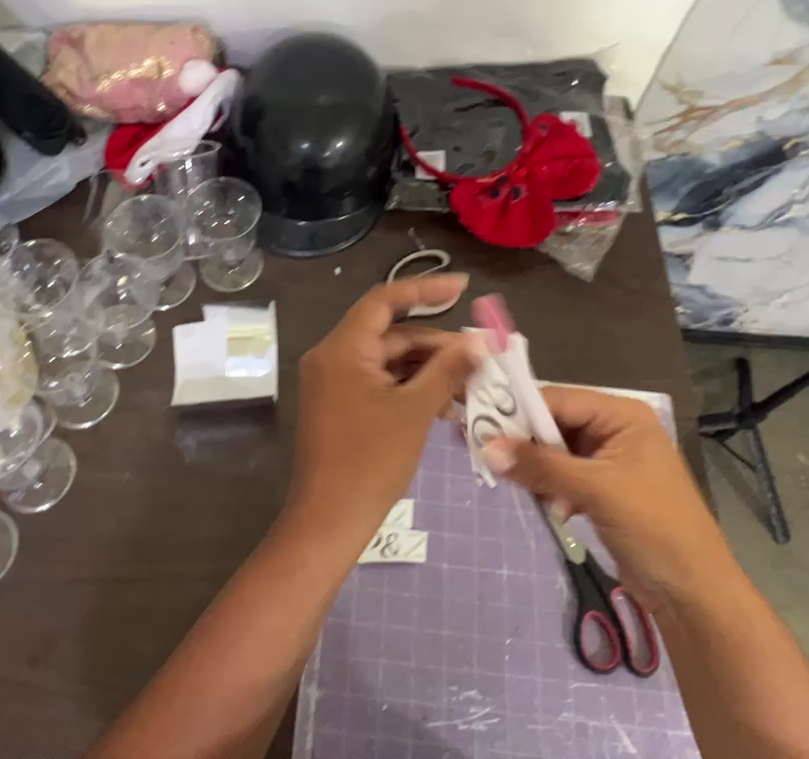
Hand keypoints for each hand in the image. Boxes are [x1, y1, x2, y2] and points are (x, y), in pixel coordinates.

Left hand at [284, 274, 486, 538]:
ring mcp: (334, 383)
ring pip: (388, 360)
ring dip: (427, 368)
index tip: (463, 288)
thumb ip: (447, 369)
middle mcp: (332, 357)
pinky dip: (410, 387)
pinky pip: (380, 382)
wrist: (329, 520)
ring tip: (471, 382)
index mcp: (342, 349)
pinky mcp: (341, 405)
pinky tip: (446, 403)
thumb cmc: (370, 462)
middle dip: (436, 343)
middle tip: (480, 355)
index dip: (425, 290)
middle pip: (390, 334)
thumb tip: (479, 341)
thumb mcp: (415, 411)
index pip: (384, 301)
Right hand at [484, 386, 724, 596]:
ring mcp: (610, 460)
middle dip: (528, 446)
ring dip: (541, 474)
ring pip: (555, 453)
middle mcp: (615, 429)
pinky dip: (553, 490)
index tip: (478, 425)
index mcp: (623, 415)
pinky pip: (564, 477)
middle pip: (554, 424)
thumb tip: (486, 448)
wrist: (692, 591)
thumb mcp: (595, 490)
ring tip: (535, 495)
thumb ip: (540, 467)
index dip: (519, 411)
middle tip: (490, 460)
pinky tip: (557, 511)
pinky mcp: (604, 489)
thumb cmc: (654, 527)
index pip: (559, 399)